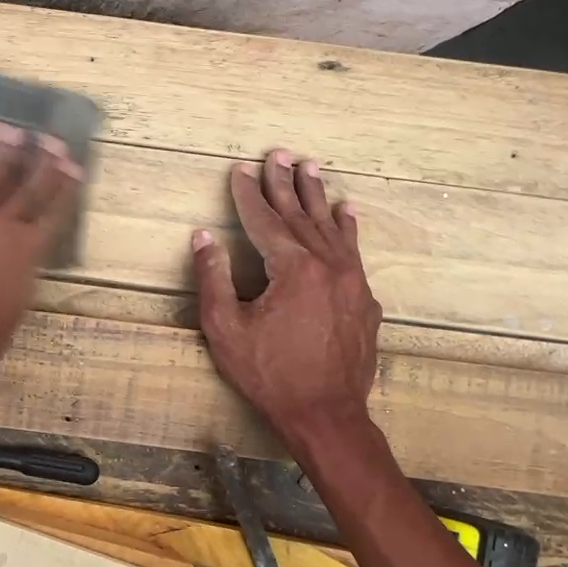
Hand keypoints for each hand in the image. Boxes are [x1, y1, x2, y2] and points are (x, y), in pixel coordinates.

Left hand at [0, 123, 81, 405]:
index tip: (74, 166)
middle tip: (51, 138)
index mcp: (28, 253)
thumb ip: (17, 272)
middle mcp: (3, 231)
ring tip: (10, 130)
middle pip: (26, 190)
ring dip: (0, 155)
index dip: (64, 188)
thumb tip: (16, 259)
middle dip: (41, 163)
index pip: (52, 212)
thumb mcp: (14, 302)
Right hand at [192, 150, 381, 443]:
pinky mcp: (363, 300)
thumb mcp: (225, 328)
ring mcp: (352, 282)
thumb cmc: (267, 373)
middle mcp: (329, 266)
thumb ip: (213, 278)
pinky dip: (345, 227)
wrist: (325, 413)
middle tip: (278, 153)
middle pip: (301, 216)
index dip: (248, 195)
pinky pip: (352, 251)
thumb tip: (204, 237)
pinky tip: (345, 211)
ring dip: (317, 196)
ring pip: (331, 228)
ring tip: (311, 167)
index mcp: (294, 270)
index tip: (239, 169)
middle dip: (285, 184)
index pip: (265, 222)